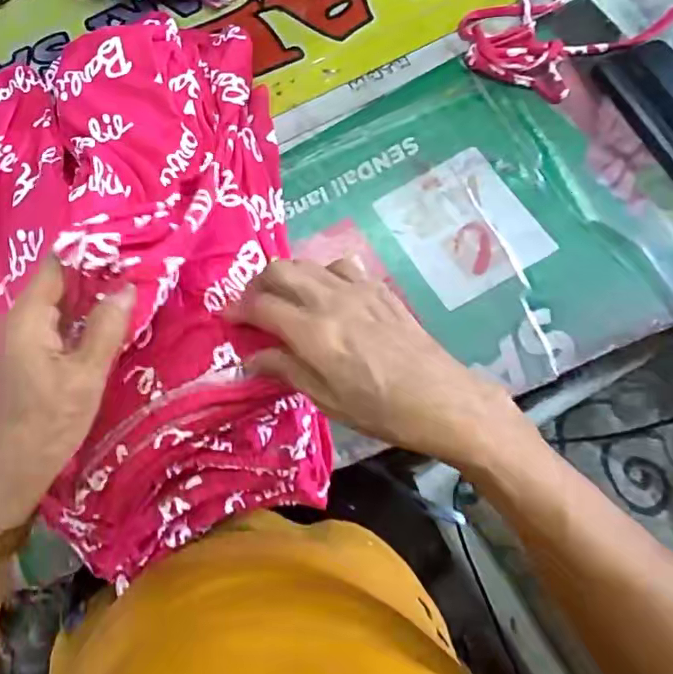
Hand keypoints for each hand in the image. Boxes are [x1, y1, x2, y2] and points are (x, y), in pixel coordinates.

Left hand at [0, 260, 133, 529]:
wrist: (10, 473)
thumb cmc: (47, 425)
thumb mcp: (86, 378)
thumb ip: (106, 328)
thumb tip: (127, 287)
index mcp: (28, 316)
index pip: (57, 263)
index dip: (90, 251)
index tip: (126, 246)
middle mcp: (18, 318)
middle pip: (58, 279)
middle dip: (96, 272)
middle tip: (137, 266)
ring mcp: (19, 336)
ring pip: (58, 302)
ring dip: (90, 295)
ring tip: (130, 287)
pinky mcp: (25, 353)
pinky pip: (55, 322)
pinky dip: (79, 317)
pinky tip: (107, 320)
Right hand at [229, 257, 539, 471]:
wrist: (445, 401)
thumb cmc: (381, 410)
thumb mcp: (327, 400)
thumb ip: (285, 370)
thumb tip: (251, 357)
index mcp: (313, 333)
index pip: (260, 306)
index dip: (237, 309)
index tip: (227, 318)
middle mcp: (330, 301)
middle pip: (278, 270)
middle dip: (256, 284)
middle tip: (252, 306)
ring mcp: (356, 290)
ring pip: (306, 263)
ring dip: (286, 276)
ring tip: (284, 298)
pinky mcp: (378, 289)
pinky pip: (339, 265)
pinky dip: (321, 274)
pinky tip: (327, 294)